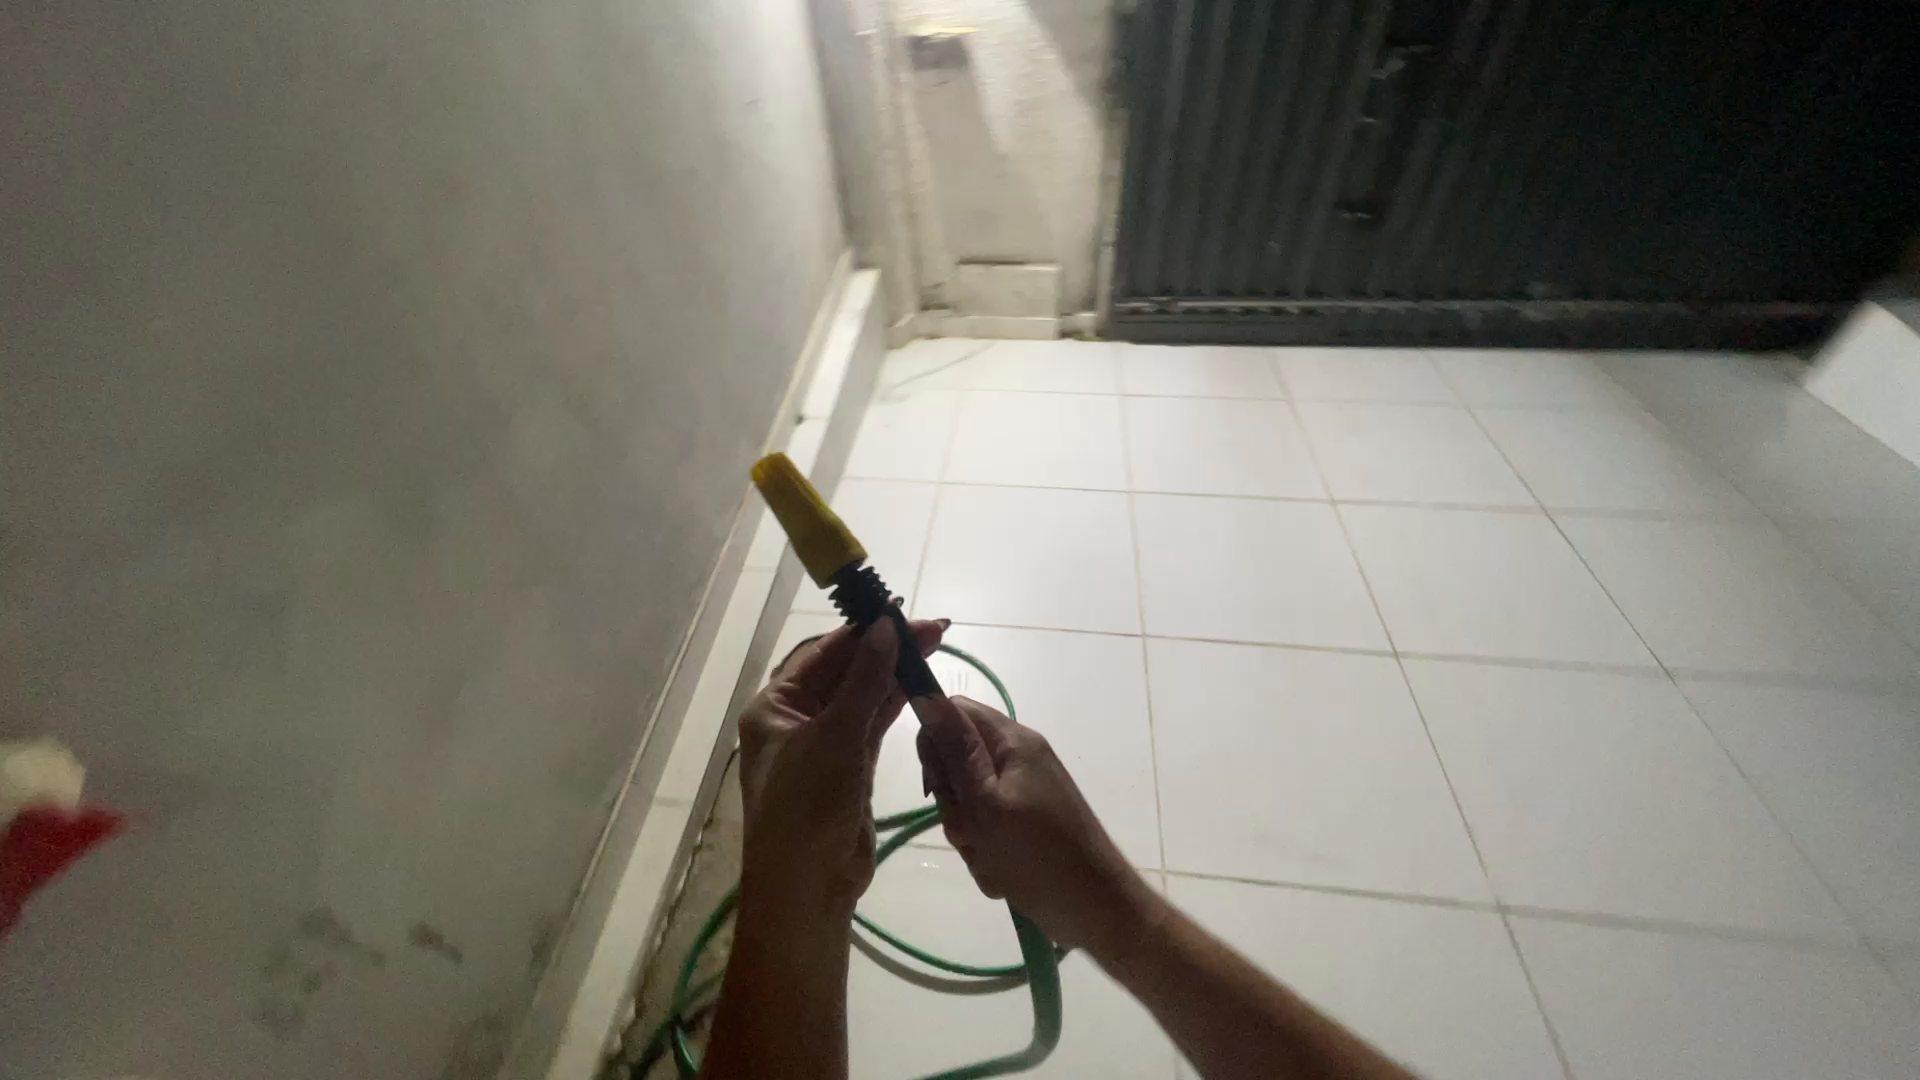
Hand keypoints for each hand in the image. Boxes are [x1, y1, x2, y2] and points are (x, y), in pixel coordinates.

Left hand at [736, 616, 945, 921]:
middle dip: (886, 649)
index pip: (823, 654)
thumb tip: (886, 627)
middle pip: (845, 671)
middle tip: (933, 630)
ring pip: (863, 695)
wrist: (808, 889)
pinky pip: (873, 722)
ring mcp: (824, 742)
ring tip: (934, 647)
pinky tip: (919, 682)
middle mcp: (796, 718)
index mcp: (775, 706)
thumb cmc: (807, 806)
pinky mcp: (849, 764)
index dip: (864, 632)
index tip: (901, 613)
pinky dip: (894, 702)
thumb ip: (865, 681)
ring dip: (894, 673)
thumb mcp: (835, 738)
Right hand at [913, 695, 1159, 953]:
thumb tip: (925, 692)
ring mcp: (1024, 789)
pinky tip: (1001, 872)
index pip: (954, 712)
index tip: (933, 786)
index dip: (933, 742)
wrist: (1096, 910)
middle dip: (953, 801)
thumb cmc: (1038, 855)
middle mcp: (1019, 756)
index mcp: (1013, 740)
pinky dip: (986, 849)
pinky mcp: (1026, 820)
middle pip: (957, 759)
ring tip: (990, 858)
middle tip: (971, 829)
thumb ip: (954, 749)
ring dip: (969, 832)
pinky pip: (986, 825)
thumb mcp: (985, 803)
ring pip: (968, 799)